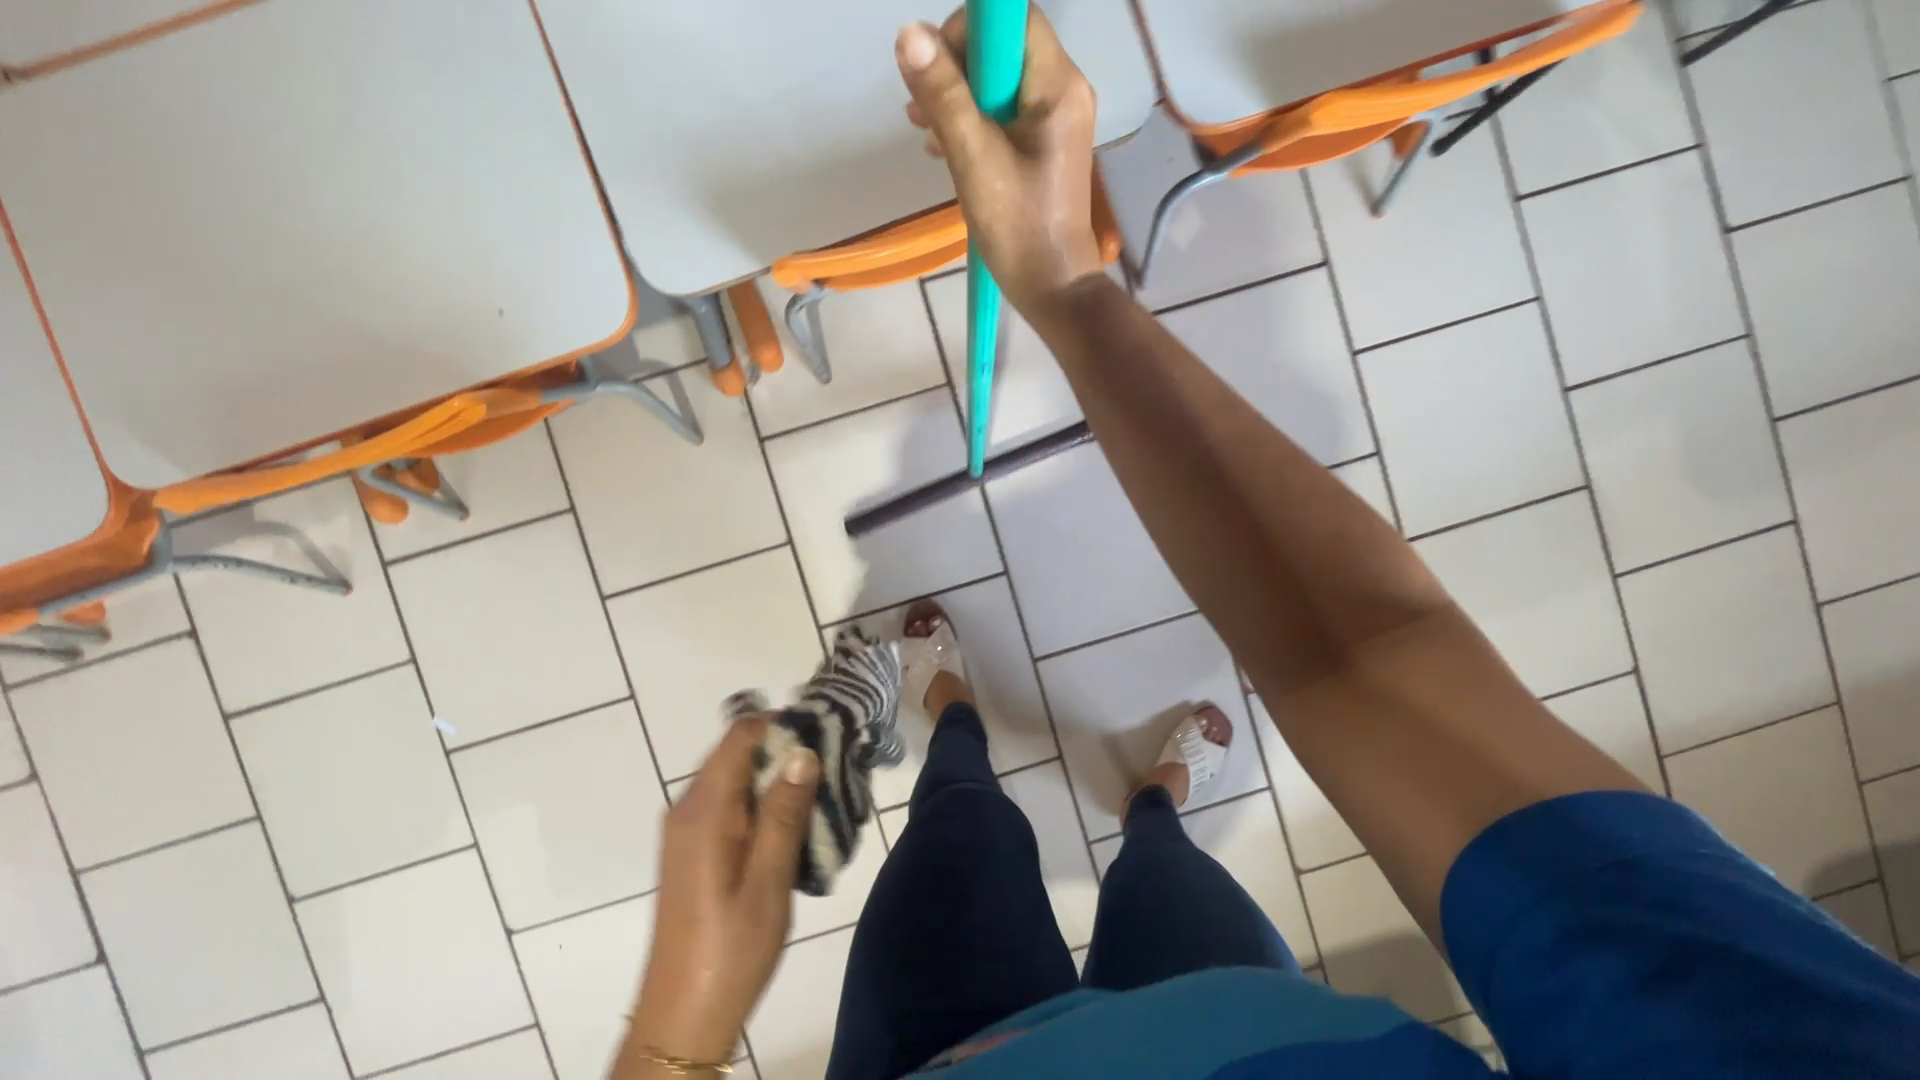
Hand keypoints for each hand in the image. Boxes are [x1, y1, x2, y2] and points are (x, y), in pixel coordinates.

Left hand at [623, 716, 819, 1070]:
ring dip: (779, 785)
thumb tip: (803, 751)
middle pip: (739, 755)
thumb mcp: (768, 882)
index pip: (741, 736)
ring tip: (825, 805)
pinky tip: (794, 832)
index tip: (828, 739)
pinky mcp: (693, 850)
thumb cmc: (730, 951)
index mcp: (703, 810)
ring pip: (737, 781)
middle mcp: (687, 809)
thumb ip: (783, 814)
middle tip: (837, 777)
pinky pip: (730, 807)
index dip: (784, 728)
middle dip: (787, 756)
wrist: (682, 1018)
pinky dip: (763, 808)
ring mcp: (687, 830)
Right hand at [896, 9, 1105, 322]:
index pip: (1011, 18)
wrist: (1053, 287)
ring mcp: (1055, 119)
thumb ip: (944, 96)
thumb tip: (910, 34)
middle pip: (1002, 48)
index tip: (938, 72)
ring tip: (929, 134)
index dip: (968, 33)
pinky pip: (1003, 111)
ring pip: (998, 81)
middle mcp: (1064, 91)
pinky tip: (946, 149)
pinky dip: (972, 122)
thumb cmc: (1018, 229)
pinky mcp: (1043, 144)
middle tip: (925, 111)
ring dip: (958, 98)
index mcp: (1058, 87)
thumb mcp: (973, 160)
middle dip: (957, 70)